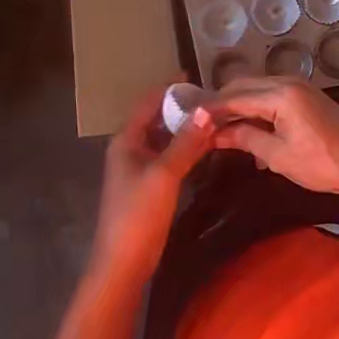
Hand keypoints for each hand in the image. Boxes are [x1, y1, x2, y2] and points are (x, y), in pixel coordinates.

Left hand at [94, 88, 214, 275]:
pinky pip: (169, 158)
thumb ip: (186, 142)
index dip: (169, 88)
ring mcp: (139, 169)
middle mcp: (130, 149)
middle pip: (156, 119)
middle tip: (213, 99)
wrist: (124, 262)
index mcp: (126, 140)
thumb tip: (207, 109)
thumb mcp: (165, 174)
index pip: (147, 102)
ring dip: (185, 129)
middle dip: (181, 108)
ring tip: (215, 119)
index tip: (195, 76)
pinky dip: (186, 150)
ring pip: (164, 139)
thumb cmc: (138, 214)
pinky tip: (207, 149)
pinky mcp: (149, 187)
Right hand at [206, 78, 338, 204]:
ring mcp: (298, 86)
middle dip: (220, 103)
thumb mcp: (277, 156)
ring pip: (255, 87)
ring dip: (235, 104)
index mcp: (280, 95)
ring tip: (216, 125)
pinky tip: (243, 125)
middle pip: (242, 85)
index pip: (234, 97)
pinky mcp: (304, 95)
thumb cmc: (322, 165)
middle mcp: (287, 82)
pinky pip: (269, 94)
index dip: (210, 109)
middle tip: (198, 121)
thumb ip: (244, 138)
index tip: (188, 119)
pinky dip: (253, 106)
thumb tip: (215, 134)